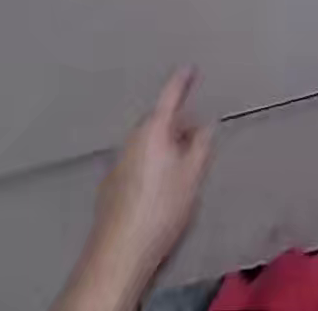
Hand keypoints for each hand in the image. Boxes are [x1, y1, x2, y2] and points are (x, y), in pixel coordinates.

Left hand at [87, 66, 215, 279]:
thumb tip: (205, 123)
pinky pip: (139, 159)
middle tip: (197, 136)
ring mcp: (120, 157)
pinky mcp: (112, 180)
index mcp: (154, 128)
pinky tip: (160, 186)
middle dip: (178, 123)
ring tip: (183, 165)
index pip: (170, 95)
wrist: (120, 250)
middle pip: (160, 120)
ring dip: (166, 144)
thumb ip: (201, 144)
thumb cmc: (162, 207)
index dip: (182, 80)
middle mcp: (134, 136)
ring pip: (149, 140)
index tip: (191, 67)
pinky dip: (152, 161)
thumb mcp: (192, 175)